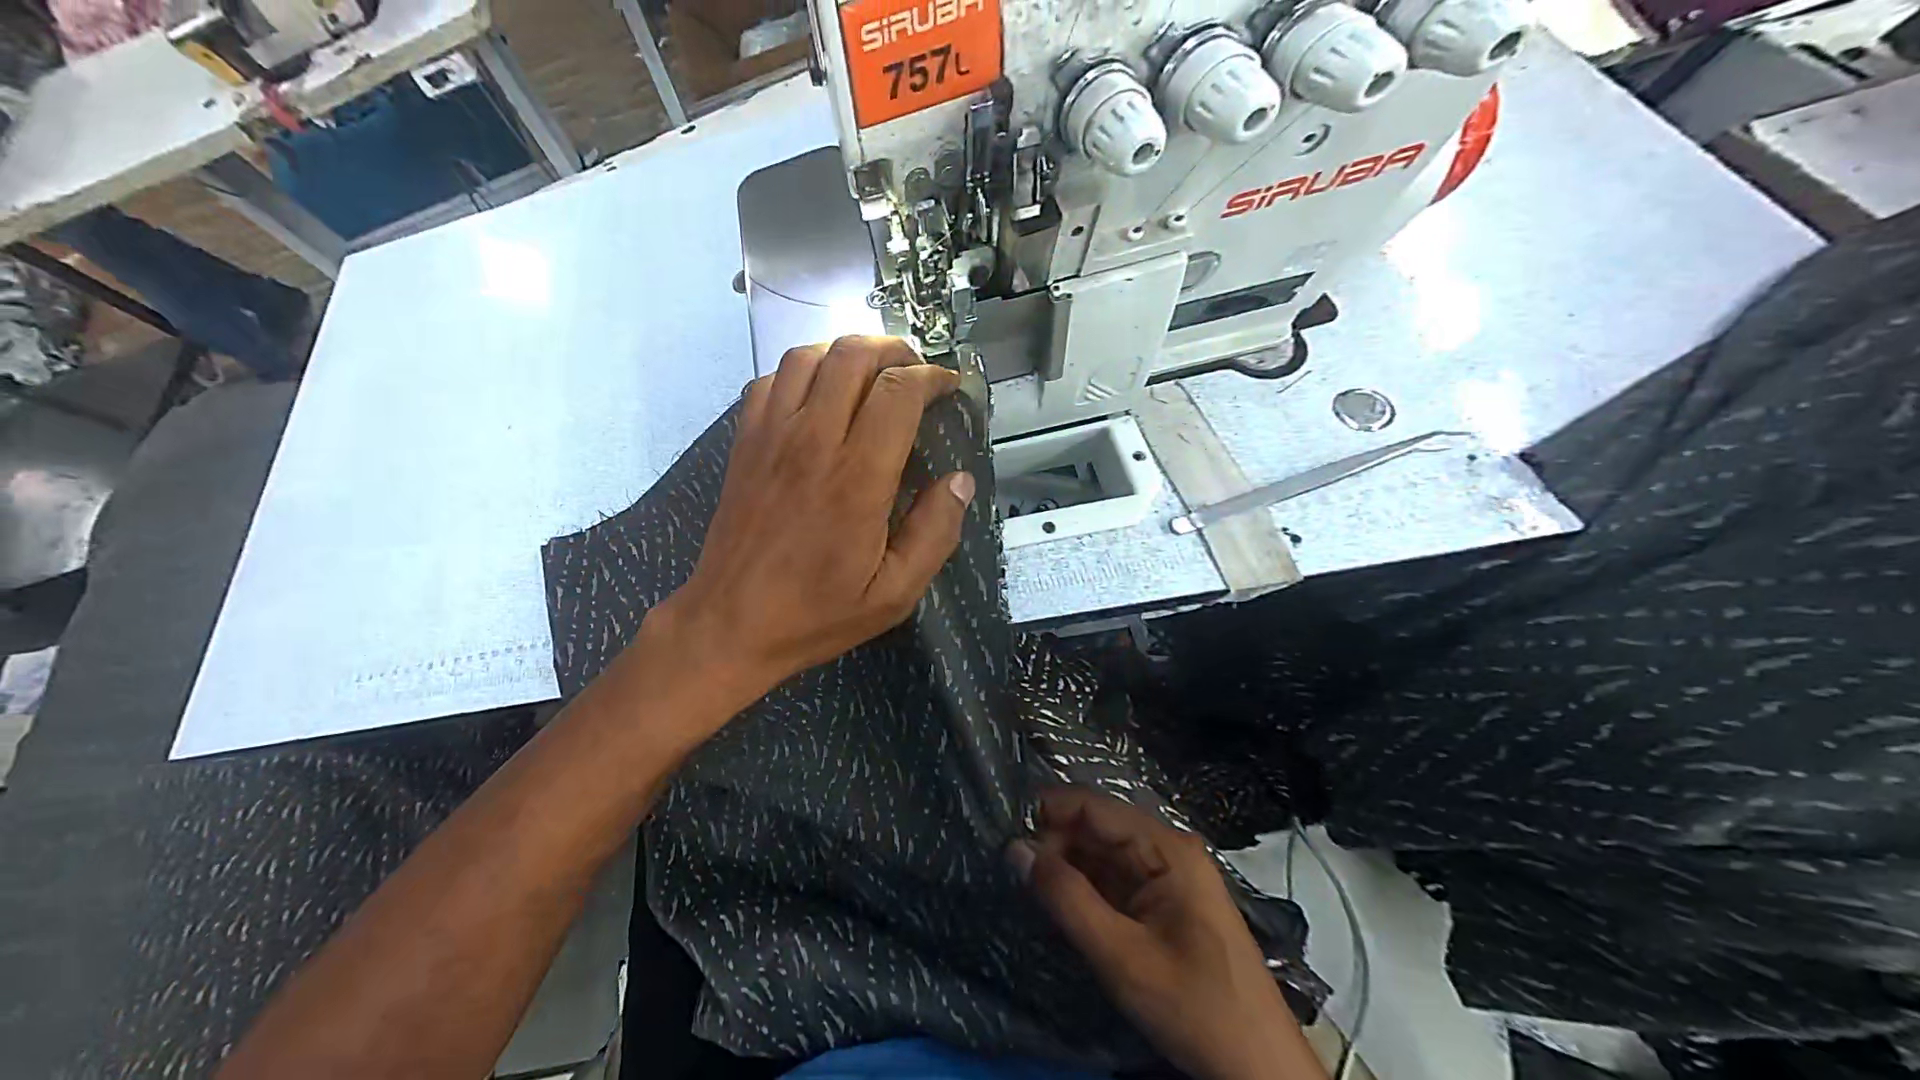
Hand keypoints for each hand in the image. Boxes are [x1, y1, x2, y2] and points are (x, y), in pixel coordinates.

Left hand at [647, 335, 970, 717]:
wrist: (730, 624)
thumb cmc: (816, 612)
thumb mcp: (894, 592)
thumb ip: (935, 533)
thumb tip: (960, 481)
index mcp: (857, 478)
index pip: (898, 392)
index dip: (931, 377)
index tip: (948, 387)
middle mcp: (812, 442)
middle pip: (853, 356)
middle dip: (894, 351)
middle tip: (915, 372)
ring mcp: (771, 436)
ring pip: (809, 355)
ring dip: (847, 352)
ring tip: (872, 373)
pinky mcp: (745, 443)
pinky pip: (770, 379)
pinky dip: (802, 370)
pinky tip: (819, 393)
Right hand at [1010, 789, 1325, 1079]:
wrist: (1259, 1069)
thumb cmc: (1194, 1006)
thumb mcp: (1120, 955)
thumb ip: (1066, 898)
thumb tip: (1015, 849)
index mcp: (1165, 848)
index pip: (1093, 807)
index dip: (1047, 811)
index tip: (1003, 829)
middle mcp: (1167, 850)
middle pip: (1098, 828)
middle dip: (1053, 843)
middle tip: (1011, 870)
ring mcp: (1169, 877)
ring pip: (1103, 855)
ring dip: (1066, 867)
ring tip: (1025, 885)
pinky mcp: (1166, 904)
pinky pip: (1116, 881)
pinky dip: (1086, 889)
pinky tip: (1059, 904)